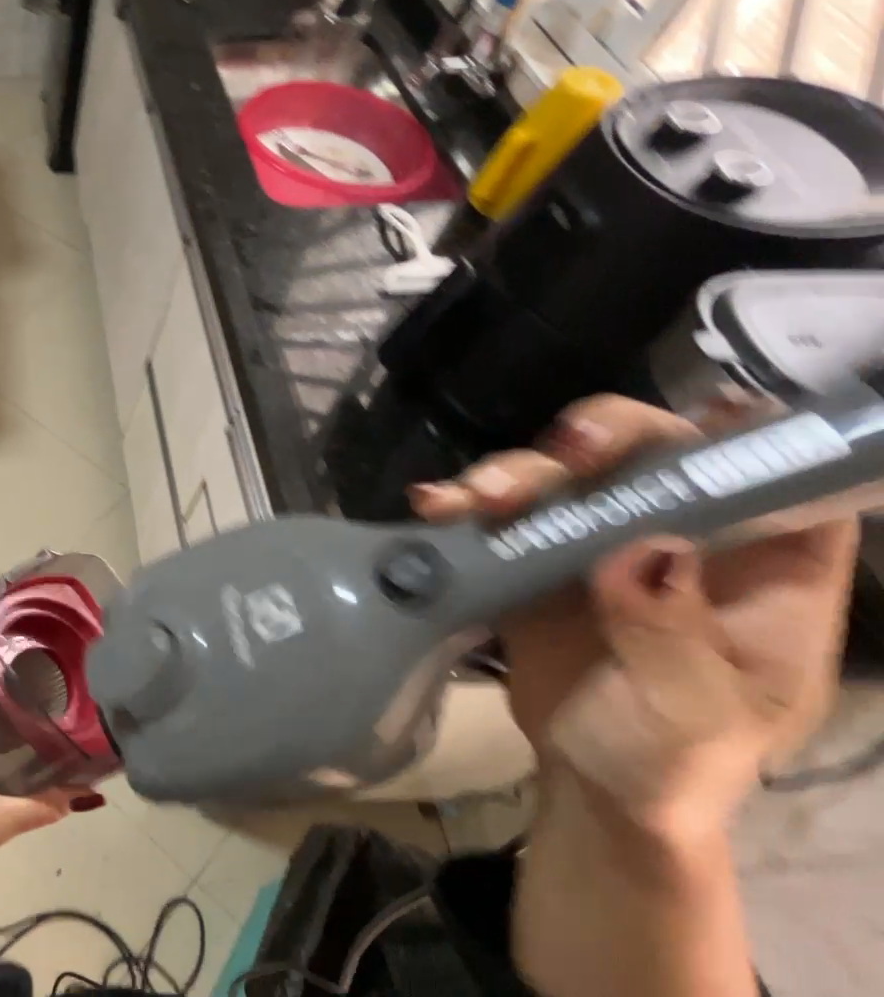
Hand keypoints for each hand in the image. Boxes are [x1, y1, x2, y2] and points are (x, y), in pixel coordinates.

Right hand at [410, 395, 858, 841]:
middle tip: (565, 450)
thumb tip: (639, 548)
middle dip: (608, 437)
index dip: (744, 439)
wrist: (592, 785)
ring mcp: (603, 543)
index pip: (777, 478)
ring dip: (518, 471)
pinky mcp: (535, 558)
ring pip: (568, 475)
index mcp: (767, 571)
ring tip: (470, 497)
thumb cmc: (675, 759)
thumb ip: (675, 632)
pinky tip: (434, 505)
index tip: (691, 425)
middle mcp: (686, 538)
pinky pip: (503, 515)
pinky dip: (466, 504)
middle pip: (656, 453)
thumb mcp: (697, 713)